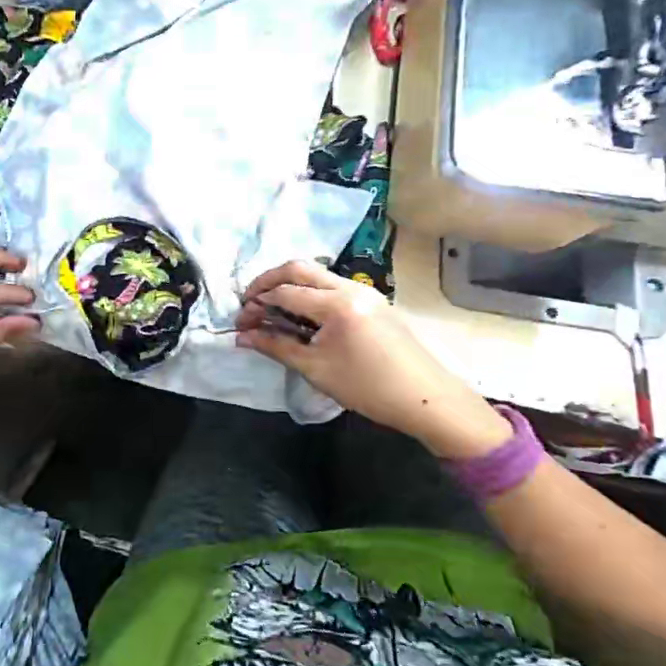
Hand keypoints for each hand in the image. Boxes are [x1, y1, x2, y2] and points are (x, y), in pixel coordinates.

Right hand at [235, 260, 512, 458]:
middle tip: (249, 302)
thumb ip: (276, 346)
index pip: (285, 292)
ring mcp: (365, 291)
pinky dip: (309, 293)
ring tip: (271, 310)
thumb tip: (243, 336)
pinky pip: (332, 285)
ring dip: (289, 285)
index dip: (257, 304)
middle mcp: (350, 287)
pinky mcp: (373, 301)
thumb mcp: (316, 369)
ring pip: (317, 274)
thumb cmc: (368, 388)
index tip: (239, 322)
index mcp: (336, 304)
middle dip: (268, 281)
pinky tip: (300, 315)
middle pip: (299, 268)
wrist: (426, 398)